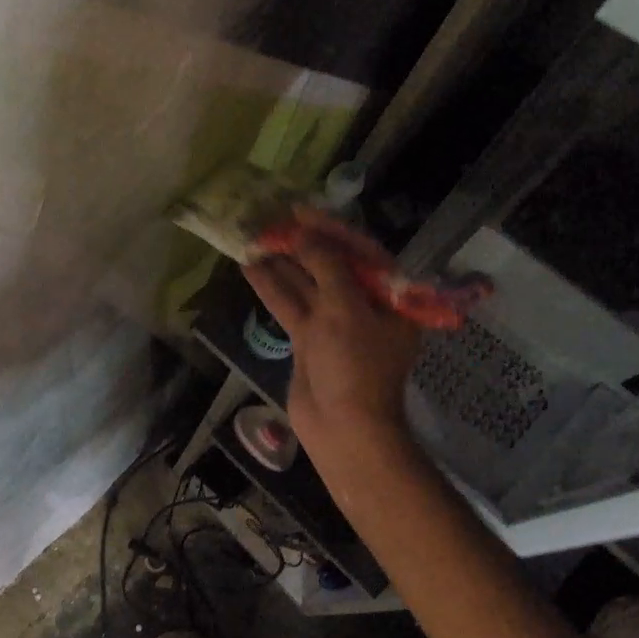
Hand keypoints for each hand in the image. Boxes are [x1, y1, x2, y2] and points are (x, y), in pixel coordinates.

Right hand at [243, 210, 423, 452]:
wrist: (343, 427)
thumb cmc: (355, 365)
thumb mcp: (345, 309)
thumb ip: (326, 267)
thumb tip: (305, 237)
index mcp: (388, 296)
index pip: (359, 250)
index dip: (329, 228)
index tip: (299, 210)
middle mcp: (363, 305)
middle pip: (330, 265)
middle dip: (301, 244)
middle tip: (270, 222)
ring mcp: (334, 324)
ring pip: (306, 284)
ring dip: (281, 263)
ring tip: (253, 238)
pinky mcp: (309, 340)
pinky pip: (290, 305)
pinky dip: (272, 288)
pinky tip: (250, 268)